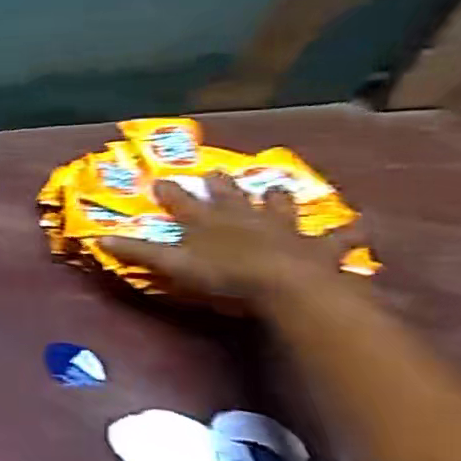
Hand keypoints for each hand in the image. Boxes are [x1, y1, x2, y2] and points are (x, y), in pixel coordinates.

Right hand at [101, 172, 354, 303]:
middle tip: (217, 173)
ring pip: (280, 208)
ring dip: (279, 199)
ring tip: (280, 188)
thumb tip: (98, 239)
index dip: (169, 192)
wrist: (286, 287)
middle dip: (221, 186)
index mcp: (207, 221)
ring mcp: (284, 229)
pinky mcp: (319, 247)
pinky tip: (363, 226)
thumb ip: (139, 252)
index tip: (159, 180)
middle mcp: (244, 218)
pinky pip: (340, 238)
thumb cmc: (223, 275)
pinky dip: (351, 232)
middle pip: (230, 197)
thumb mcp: (172, 265)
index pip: (181, 201)